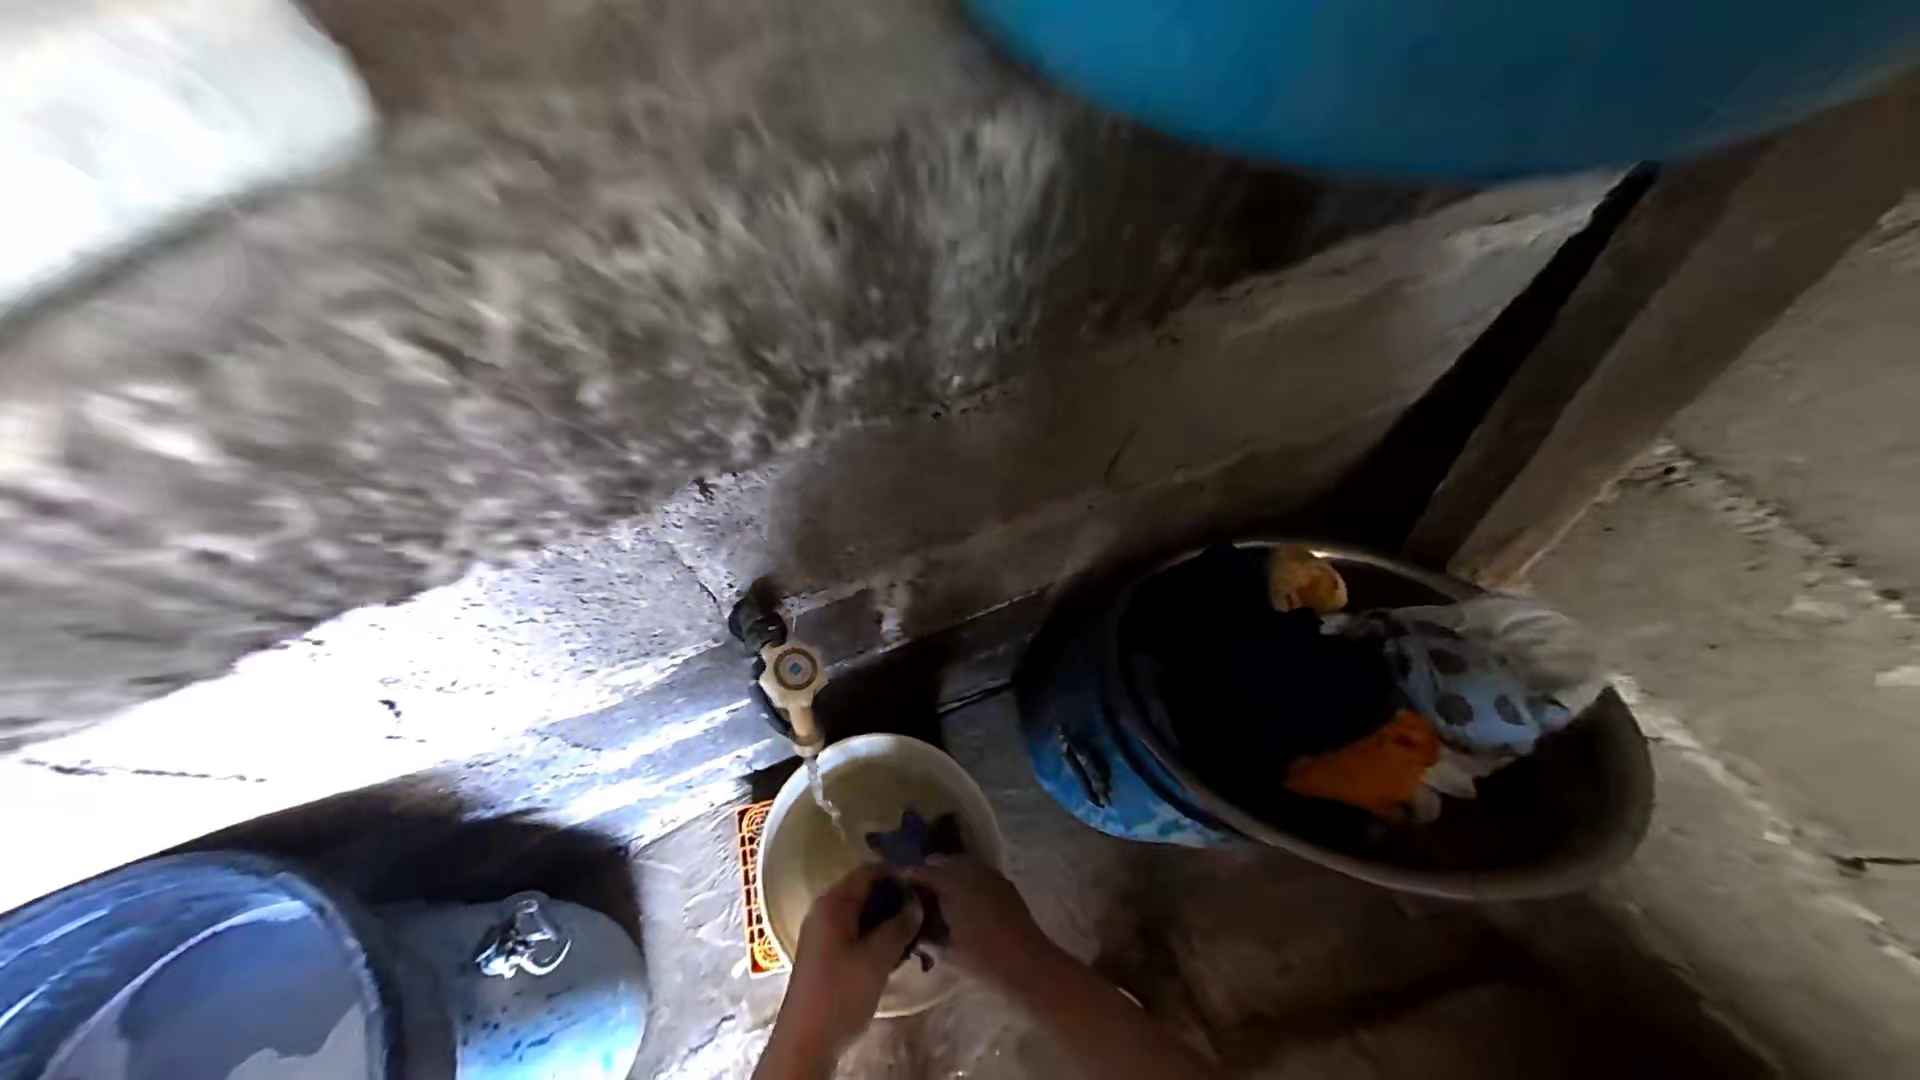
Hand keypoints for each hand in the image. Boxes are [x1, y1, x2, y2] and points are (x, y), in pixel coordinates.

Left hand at [759, 864, 922, 1077]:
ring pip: (862, 914)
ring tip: (916, 930)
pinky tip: (897, 950)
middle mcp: (825, 911)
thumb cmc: (840, 993)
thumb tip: (916, 902)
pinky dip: (876, 936)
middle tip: (923, 909)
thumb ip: (900, 925)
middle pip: (865, 891)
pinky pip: (856, 932)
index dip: (896, 874)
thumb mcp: (877, 958)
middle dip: (895, 898)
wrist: (805, 1044)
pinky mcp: (827, 955)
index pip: (868, 871)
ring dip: (888, 920)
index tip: (923, 885)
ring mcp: (824, 934)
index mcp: (833, 903)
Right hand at [902, 857, 1056, 983]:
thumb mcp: (947, 950)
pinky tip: (962, 898)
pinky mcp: (1002, 881)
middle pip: (940, 862)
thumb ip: (927, 935)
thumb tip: (915, 926)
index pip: (922, 871)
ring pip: (960, 864)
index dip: (907, 874)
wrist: (1027, 962)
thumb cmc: (982, 958)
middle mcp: (968, 869)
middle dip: (927, 872)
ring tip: (938, 894)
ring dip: (947, 873)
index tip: (894, 877)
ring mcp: (988, 872)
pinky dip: (965, 878)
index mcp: (950, 882)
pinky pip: (976, 871)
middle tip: (916, 890)